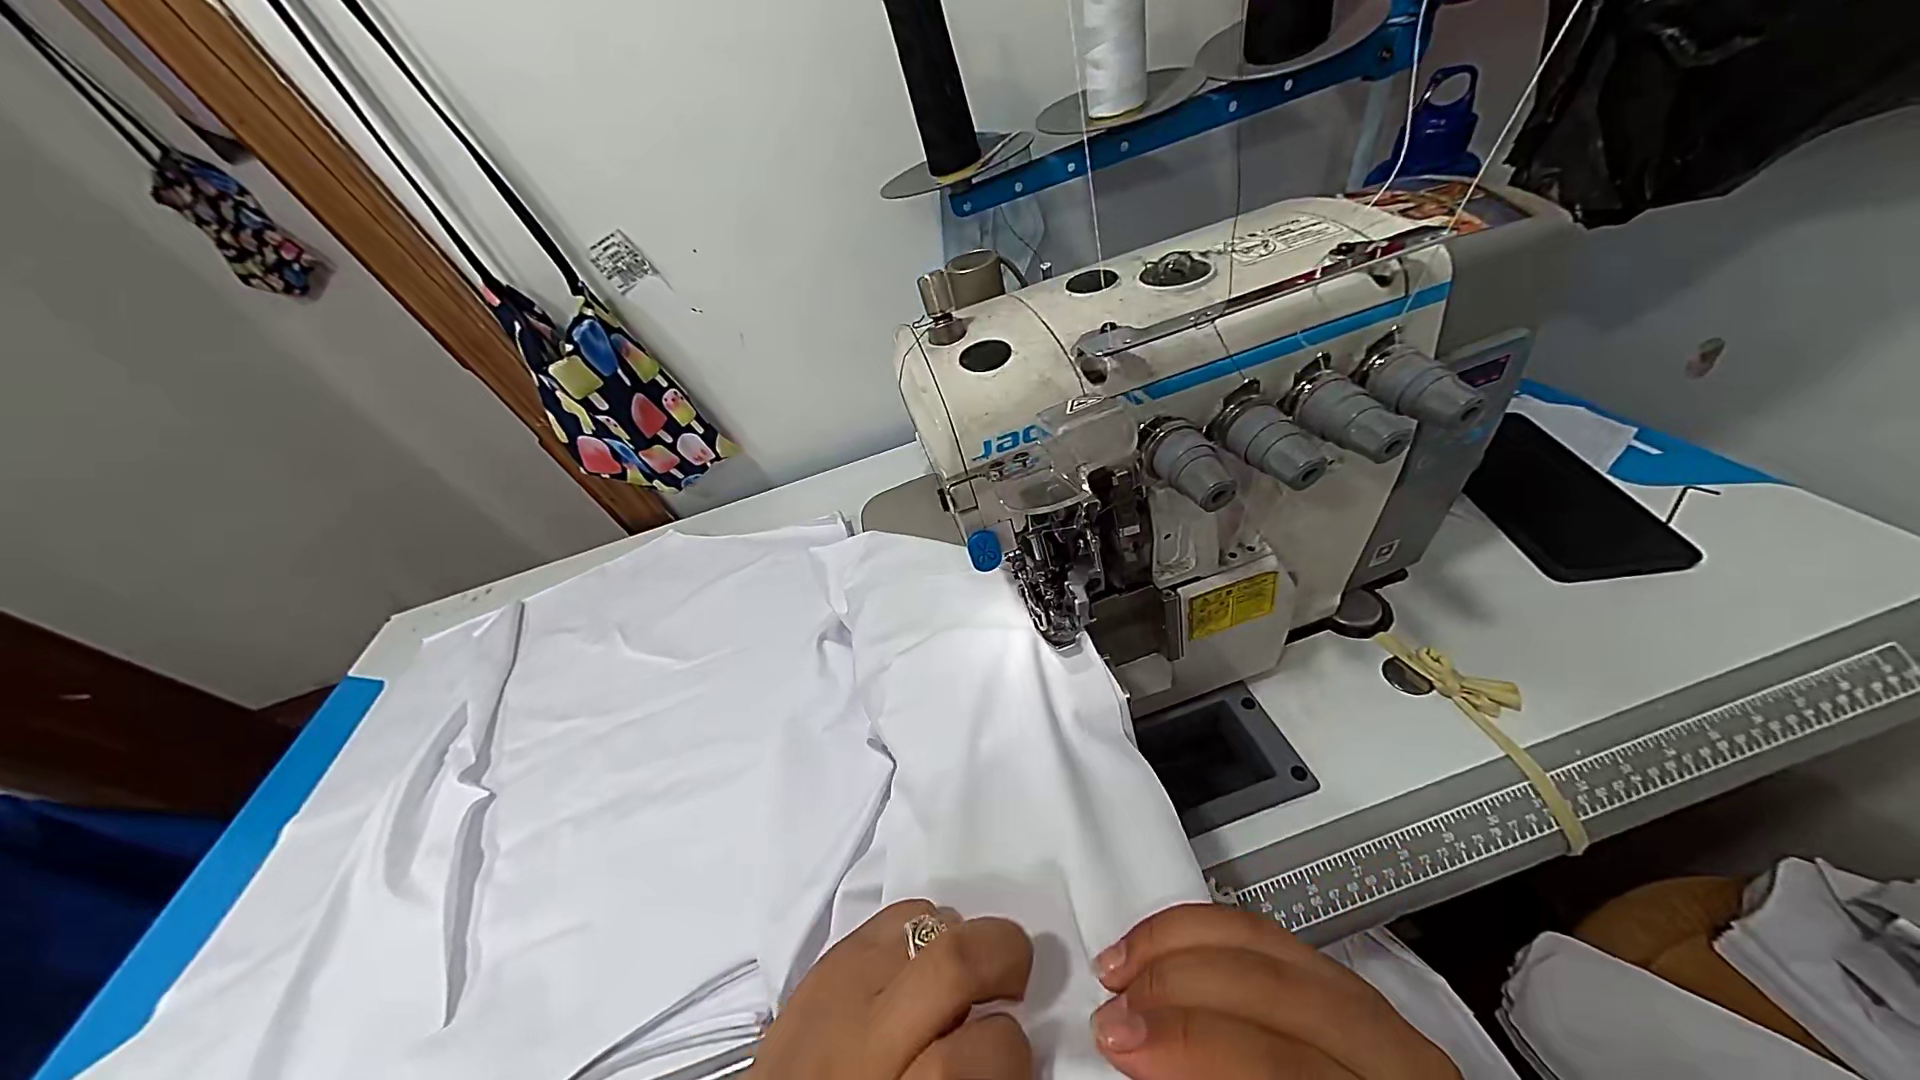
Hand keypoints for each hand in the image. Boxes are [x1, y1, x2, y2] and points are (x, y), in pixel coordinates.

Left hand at [749, 900, 1034, 1079]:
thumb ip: (967, 1076)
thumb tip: (1009, 1033)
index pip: (984, 1048)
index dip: (1015, 1044)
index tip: (1015, 1050)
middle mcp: (863, 1042)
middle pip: (951, 964)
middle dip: (1004, 954)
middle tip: (1016, 981)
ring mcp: (833, 992)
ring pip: (919, 921)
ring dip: (961, 933)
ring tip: (968, 966)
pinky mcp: (818, 966)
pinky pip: (883, 916)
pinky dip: (917, 923)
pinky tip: (923, 954)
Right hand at [1090, 904, 1460, 1079]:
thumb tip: (1138, 1060)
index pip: (1278, 1061)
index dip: (1187, 1041)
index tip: (1121, 1041)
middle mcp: (1398, 1060)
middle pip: (1268, 984)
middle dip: (1171, 984)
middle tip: (1112, 1005)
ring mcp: (1383, 1018)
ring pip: (1268, 939)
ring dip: (1179, 938)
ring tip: (1126, 960)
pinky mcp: (1356, 993)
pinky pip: (1273, 935)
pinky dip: (1209, 929)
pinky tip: (1171, 940)